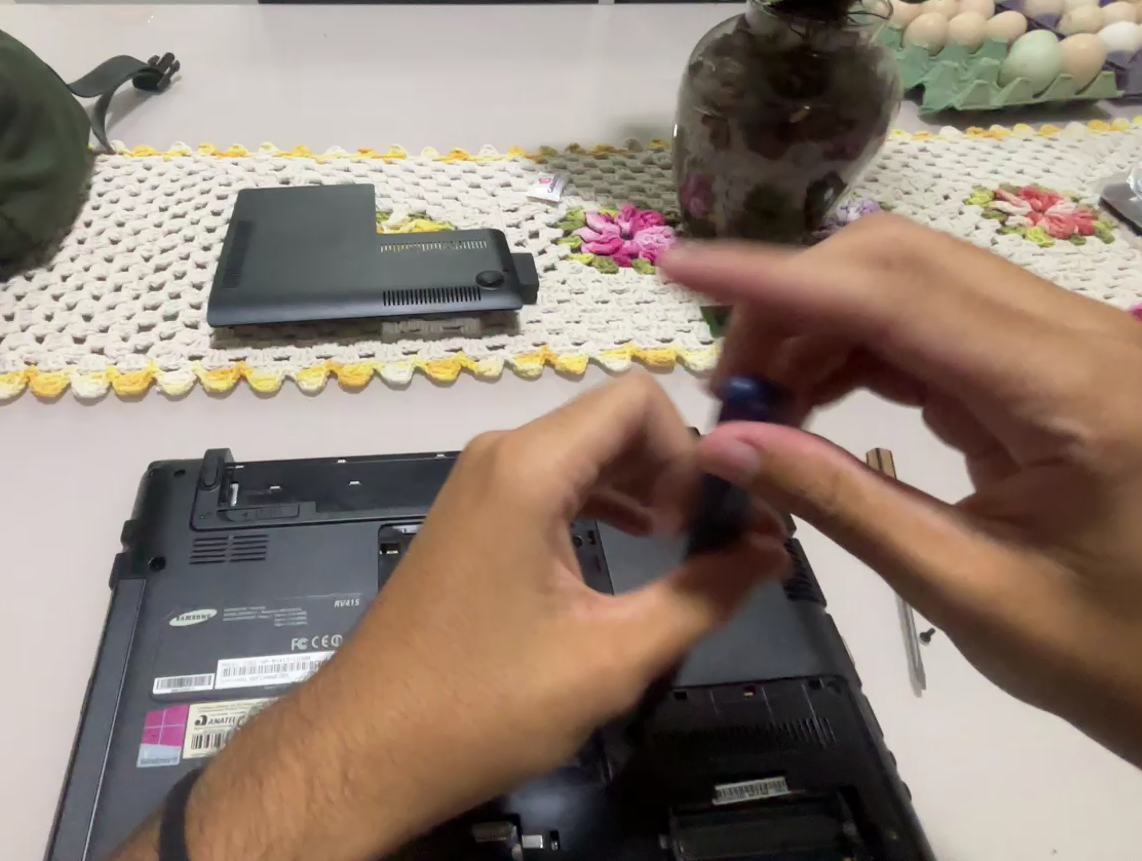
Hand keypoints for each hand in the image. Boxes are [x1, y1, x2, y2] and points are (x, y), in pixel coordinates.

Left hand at [128, 374, 787, 860]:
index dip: (690, 448)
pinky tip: (634, 544)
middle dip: (674, 469)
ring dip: (642, 484)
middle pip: (613, 420)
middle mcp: (504, 452)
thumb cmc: (483, 704)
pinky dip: (603, 498)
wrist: (368, 741)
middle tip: (712, 541)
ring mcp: (484, 477)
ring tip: (681, 547)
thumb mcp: (611, 657)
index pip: (636, 398)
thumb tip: (772, 551)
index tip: (710, 520)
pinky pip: (555, 476)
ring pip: (586, 447)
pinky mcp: (478, 506)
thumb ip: (703, 595)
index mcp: (531, 466)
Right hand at [661, 215, 1141, 860]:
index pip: (890, 294)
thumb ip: (837, 502)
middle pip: (890, 260)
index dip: (772, 279)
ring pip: (894, 280)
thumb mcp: (963, 591)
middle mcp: (1066, 331)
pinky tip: (806, 400)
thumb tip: (720, 443)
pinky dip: (842, 348)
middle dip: (784, 302)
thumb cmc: (1116, 658)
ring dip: (808, 325)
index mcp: (1067, 389)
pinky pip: (912, 321)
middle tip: (726, 387)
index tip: (681, 269)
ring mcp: (1052, 337)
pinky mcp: (1028, 358)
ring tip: (757, 403)